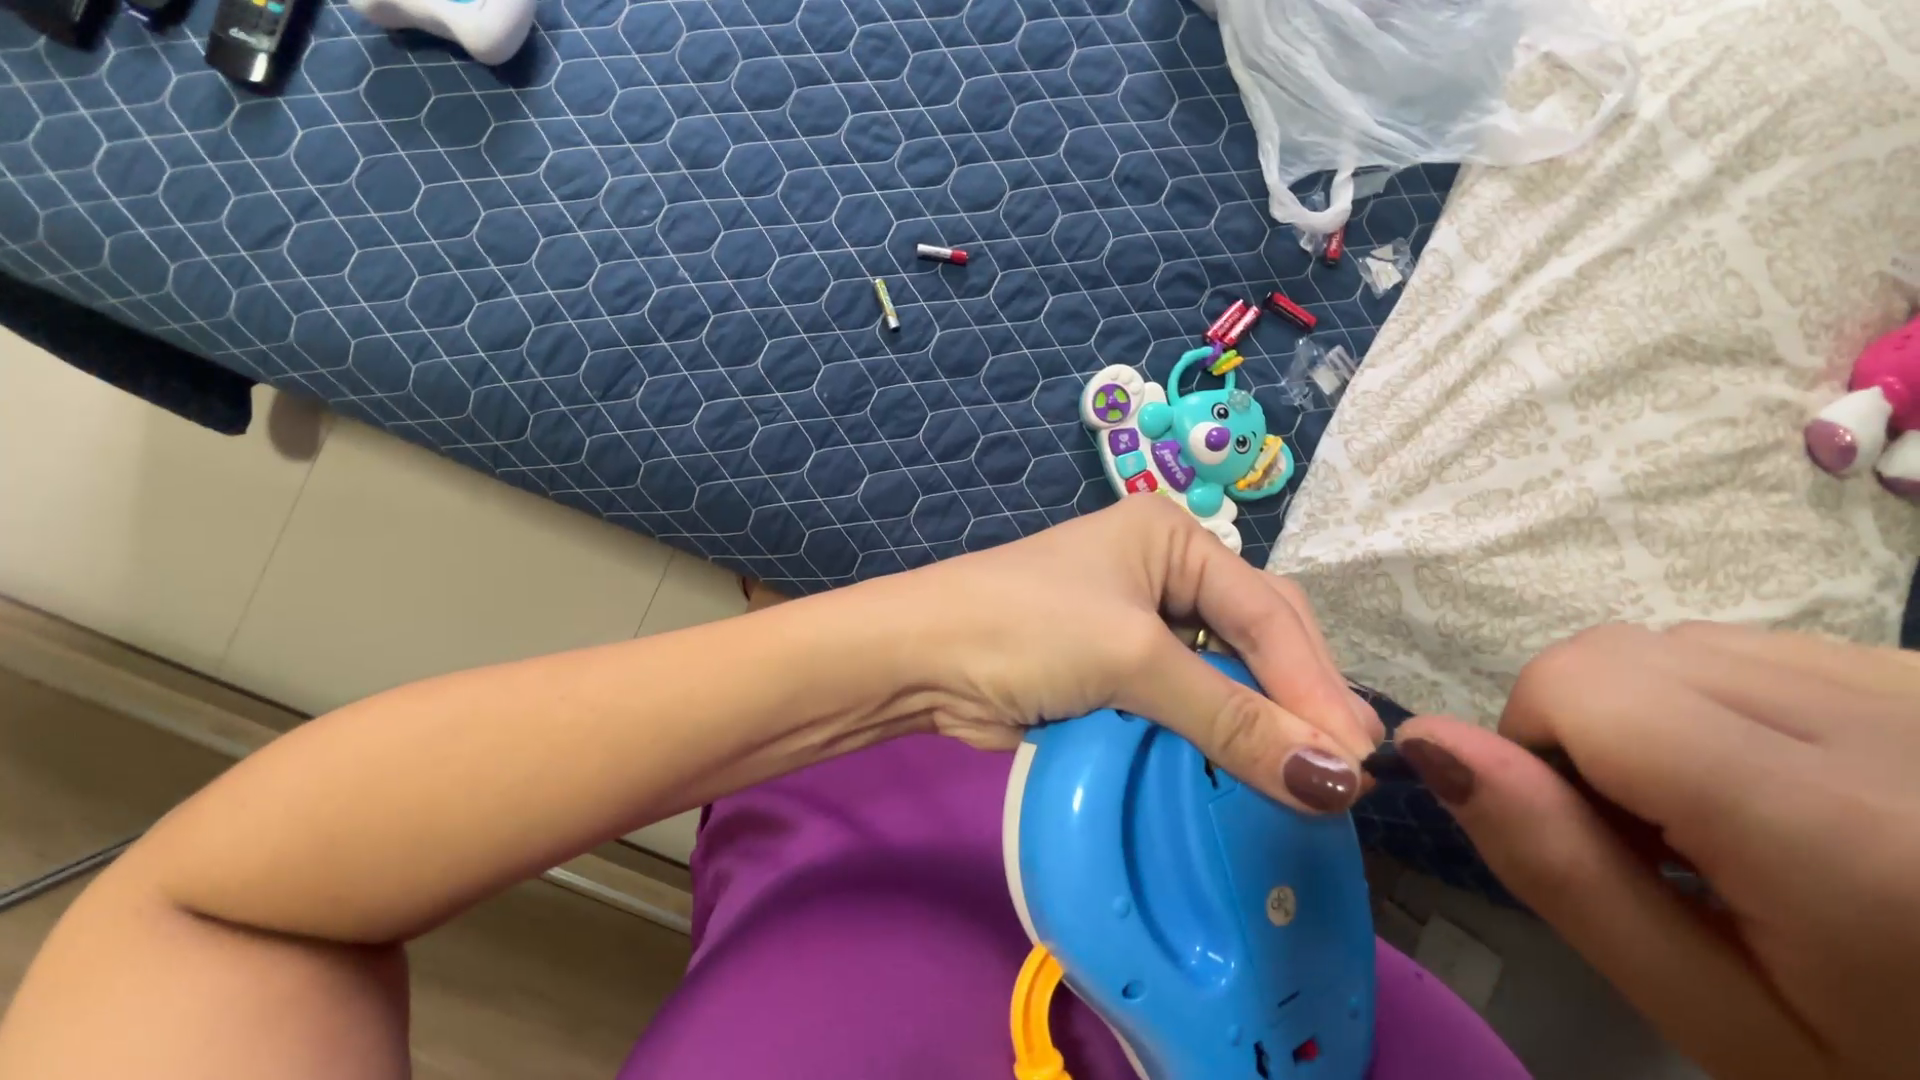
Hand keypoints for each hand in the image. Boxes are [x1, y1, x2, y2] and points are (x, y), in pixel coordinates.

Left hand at [874, 495, 1382, 812]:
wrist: (918, 657)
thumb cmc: (1025, 628)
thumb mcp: (1132, 659)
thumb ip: (1229, 716)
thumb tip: (1332, 778)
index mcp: (1172, 538)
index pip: (1266, 610)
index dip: (1313, 683)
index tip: (1355, 755)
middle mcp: (1163, 571)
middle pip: (1255, 637)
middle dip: (1297, 697)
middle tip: (1346, 769)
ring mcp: (1138, 621)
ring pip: (1223, 673)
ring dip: (1262, 721)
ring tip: (1315, 776)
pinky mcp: (1116, 669)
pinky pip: (1185, 702)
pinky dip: (1216, 734)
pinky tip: (1252, 767)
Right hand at [1394, 623, 1919, 1079]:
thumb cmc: (1888, 1066)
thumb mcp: (1711, 1010)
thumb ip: (1559, 869)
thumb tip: (1427, 741)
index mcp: (1827, 821)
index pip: (1579, 681)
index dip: (1533, 746)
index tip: (1588, 837)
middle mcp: (1889, 717)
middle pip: (1616, 651)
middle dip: (1583, 733)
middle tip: (1656, 845)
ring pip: (1675, 641)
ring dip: (1649, 716)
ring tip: (1728, 821)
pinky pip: (1750, 645)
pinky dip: (1716, 702)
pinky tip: (1786, 787)